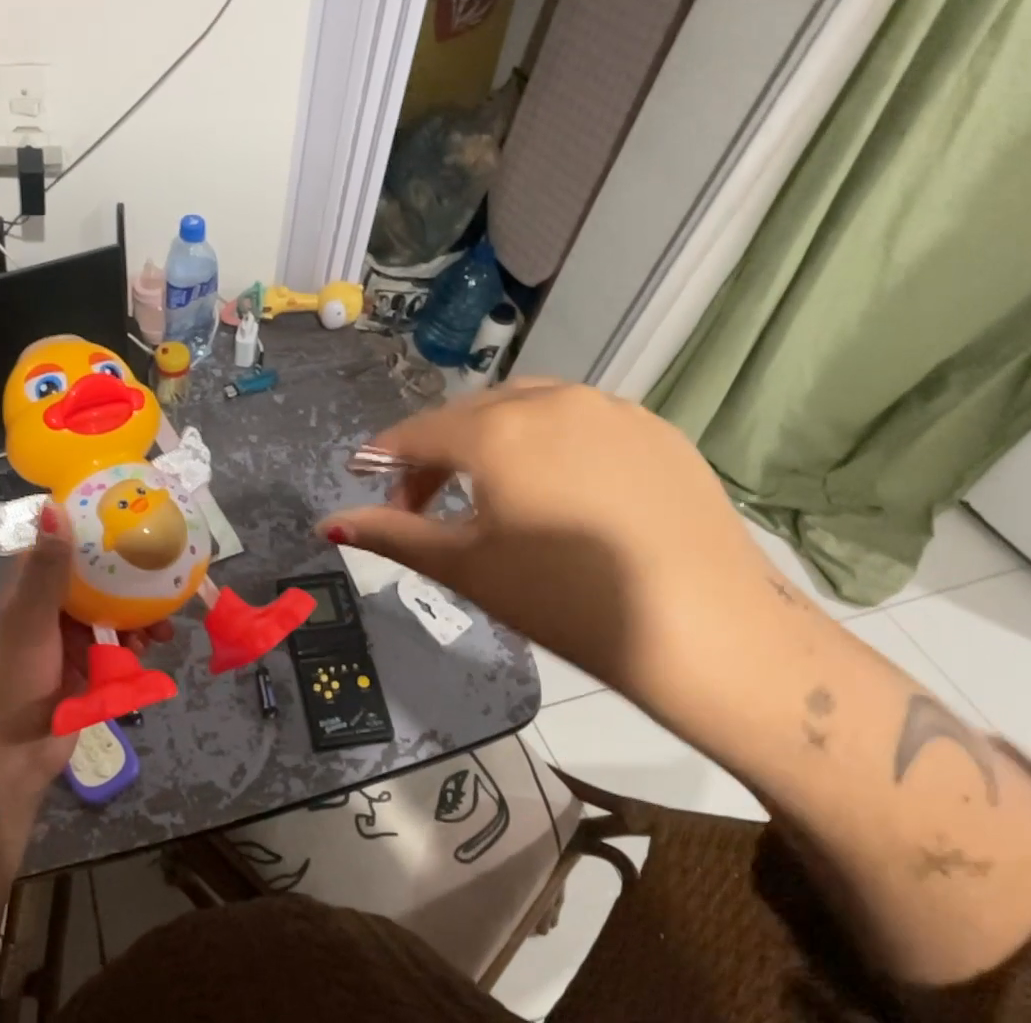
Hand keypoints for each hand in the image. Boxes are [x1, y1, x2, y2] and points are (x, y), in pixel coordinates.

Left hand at [0, 501, 172, 783]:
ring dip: (135, 618)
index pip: (56, 549)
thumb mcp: (30, 621)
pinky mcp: (81, 673)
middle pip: (91, 583)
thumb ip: (47, 570)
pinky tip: (149, 651)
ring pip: (107, 616)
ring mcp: (63, 644)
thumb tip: (54, 507)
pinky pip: (112, 649)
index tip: (125, 520)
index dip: (86, 533)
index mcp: (23, 594)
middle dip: (125, 582)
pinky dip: (131, 648)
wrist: (7, 760)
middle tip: (161, 579)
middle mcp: (43, 613)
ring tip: (161, 627)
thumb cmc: (13, 683)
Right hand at [321, 380, 777, 691]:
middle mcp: (552, 400)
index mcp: (497, 429)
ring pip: (529, 410)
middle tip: (421, 502)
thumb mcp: (465, 567)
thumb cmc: (563, 600)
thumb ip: (391, 535)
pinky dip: (549, 444)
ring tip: (488, 491)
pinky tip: (557, 490)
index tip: (364, 475)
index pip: (419, 432)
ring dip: (492, 441)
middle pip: (471, 415)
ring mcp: (612, 410)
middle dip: (436, 453)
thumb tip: (325, 524)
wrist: (704, 629)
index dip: (384, 455)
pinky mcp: (658, 431)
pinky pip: (582, 422)